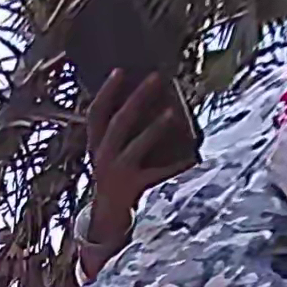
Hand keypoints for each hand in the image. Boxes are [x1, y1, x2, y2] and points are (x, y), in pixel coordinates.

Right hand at [84, 69, 196, 248]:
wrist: (108, 216)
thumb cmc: (115, 174)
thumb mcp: (111, 151)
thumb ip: (122, 128)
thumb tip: (150, 93)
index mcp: (96, 146)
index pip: (95, 115)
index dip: (106, 93)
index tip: (120, 70)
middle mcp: (103, 158)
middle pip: (117, 126)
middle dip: (135, 101)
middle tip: (155, 78)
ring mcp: (117, 174)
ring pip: (133, 149)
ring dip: (152, 131)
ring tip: (171, 112)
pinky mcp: (133, 188)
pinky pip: (155, 174)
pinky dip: (174, 166)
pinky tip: (192, 157)